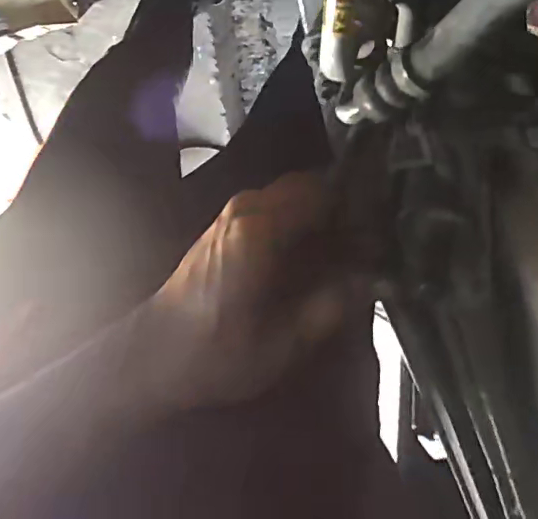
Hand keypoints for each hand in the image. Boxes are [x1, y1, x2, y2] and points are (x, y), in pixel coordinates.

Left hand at [134, 170, 366, 410]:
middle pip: (307, 186)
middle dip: (341, 208)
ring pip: (291, 193)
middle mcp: (246, 208)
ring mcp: (233, 211)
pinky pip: (275, 205)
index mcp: (259, 230)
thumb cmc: (217, 352)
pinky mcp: (228, 222)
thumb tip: (373, 281)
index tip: (381, 232)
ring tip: (347, 251)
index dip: (357, 209)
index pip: (321, 194)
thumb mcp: (282, 344)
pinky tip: (314, 255)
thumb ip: (330, 307)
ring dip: (321, 214)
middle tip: (367, 243)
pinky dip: (300, 220)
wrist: (156, 351)